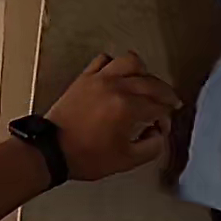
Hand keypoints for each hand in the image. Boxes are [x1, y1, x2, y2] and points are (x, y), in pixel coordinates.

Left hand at [43, 52, 181, 181]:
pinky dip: (115, 65)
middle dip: (164, 95)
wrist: (52, 151)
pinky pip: (104, 60)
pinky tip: (119, 75)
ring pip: (131, 62)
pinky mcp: (85, 78)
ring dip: (144, 73)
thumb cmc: (85, 156)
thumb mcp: (126, 160)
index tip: (163, 126)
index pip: (159, 107)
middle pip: (151, 83)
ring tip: (147, 84)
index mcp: (127, 108)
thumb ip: (151, 147)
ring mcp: (99, 79)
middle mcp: (115, 88)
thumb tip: (159, 135)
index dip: (166, 117)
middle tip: (168, 104)